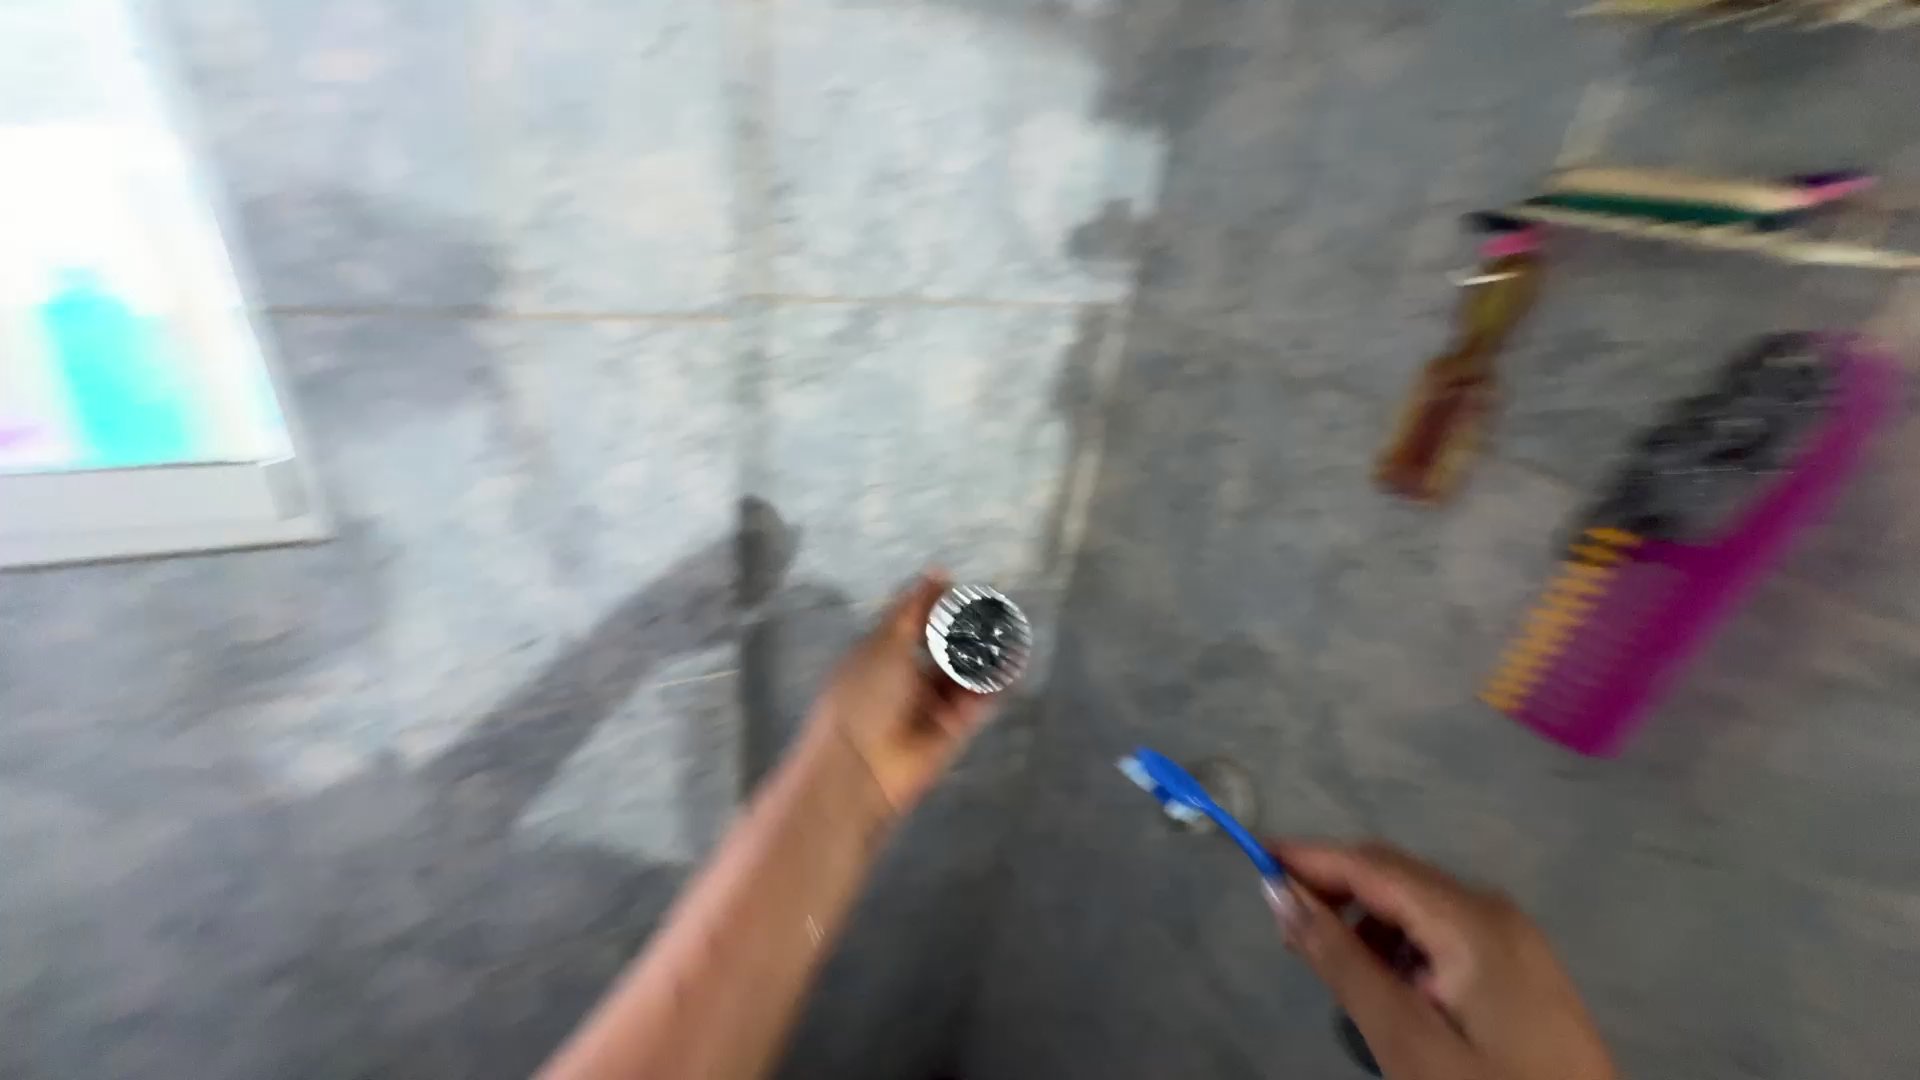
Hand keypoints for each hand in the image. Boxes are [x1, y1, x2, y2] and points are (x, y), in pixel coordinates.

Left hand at [805, 572, 997, 813]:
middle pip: (945, 649)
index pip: (917, 623)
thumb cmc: (863, 695)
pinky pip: (976, 705)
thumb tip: (938, 569)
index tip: (963, 590)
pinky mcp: (952, 733)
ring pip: (965, 676)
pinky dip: (992, 688)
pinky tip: (1009, 670)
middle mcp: (908, 679)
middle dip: (968, 633)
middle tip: (995, 616)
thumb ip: (914, 608)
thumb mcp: (885, 642)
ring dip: (985, 659)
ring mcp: (931, 707)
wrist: (859, 766)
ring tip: (1008, 641)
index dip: (940, 607)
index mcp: (884, 654)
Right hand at [1269, 841, 1615, 1079]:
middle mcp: (1493, 911)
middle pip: (1392, 875)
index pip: (1369, 865)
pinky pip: (1439, 929)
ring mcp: (1512, 939)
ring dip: (1361, 916)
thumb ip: (1337, 957)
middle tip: (1282, 921)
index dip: (1308, 856)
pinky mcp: (1517, 969)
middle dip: (1331, 886)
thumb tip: (1277, 890)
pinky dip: (1396, 940)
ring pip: (1413, 901)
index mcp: (1470, 920)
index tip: (1253, 855)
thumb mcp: (1404, 1038)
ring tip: (1328, 958)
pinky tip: (1382, 979)